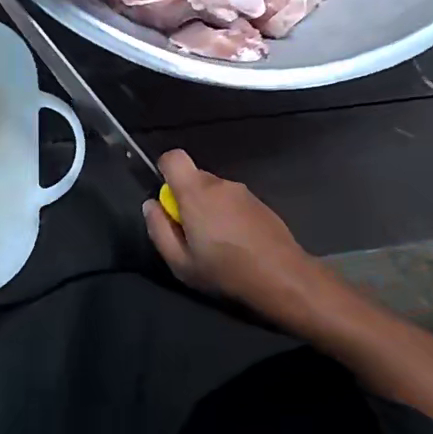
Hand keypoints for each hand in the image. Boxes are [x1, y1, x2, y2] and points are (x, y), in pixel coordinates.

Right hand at [143, 150, 345, 328]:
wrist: (281, 275)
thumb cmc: (225, 271)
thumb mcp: (181, 263)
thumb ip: (159, 230)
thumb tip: (151, 205)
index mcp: (196, 193)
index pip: (174, 157)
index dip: (165, 170)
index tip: (166, 198)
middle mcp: (221, 184)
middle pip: (194, 177)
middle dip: (187, 198)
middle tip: (191, 233)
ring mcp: (244, 191)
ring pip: (215, 191)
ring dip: (209, 209)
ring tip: (216, 243)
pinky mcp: (260, 202)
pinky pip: (233, 201)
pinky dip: (229, 215)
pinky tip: (237, 243)